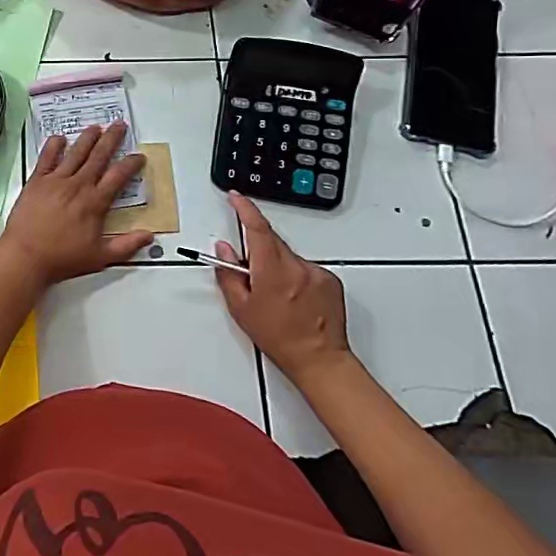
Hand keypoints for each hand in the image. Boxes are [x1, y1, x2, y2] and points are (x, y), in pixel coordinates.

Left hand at [0, 123, 152, 284]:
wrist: (26, 255)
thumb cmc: (62, 258)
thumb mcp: (100, 257)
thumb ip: (127, 245)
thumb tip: (149, 236)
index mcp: (94, 202)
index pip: (118, 177)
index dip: (130, 164)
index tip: (138, 155)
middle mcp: (77, 186)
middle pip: (98, 157)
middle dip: (111, 139)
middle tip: (119, 125)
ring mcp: (55, 182)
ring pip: (75, 154)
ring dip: (86, 139)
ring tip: (95, 127)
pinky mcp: (36, 182)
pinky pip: (46, 159)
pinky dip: (53, 147)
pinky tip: (59, 138)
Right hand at [213, 191, 351, 382]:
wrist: (318, 358)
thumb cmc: (279, 337)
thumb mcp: (240, 307)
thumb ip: (229, 273)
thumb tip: (225, 250)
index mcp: (273, 272)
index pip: (258, 229)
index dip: (245, 209)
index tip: (236, 197)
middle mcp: (298, 268)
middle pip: (272, 242)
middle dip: (257, 249)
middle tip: (249, 273)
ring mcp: (317, 273)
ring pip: (287, 256)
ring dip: (276, 265)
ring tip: (274, 295)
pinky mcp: (330, 280)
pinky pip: (304, 267)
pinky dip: (293, 274)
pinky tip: (291, 297)